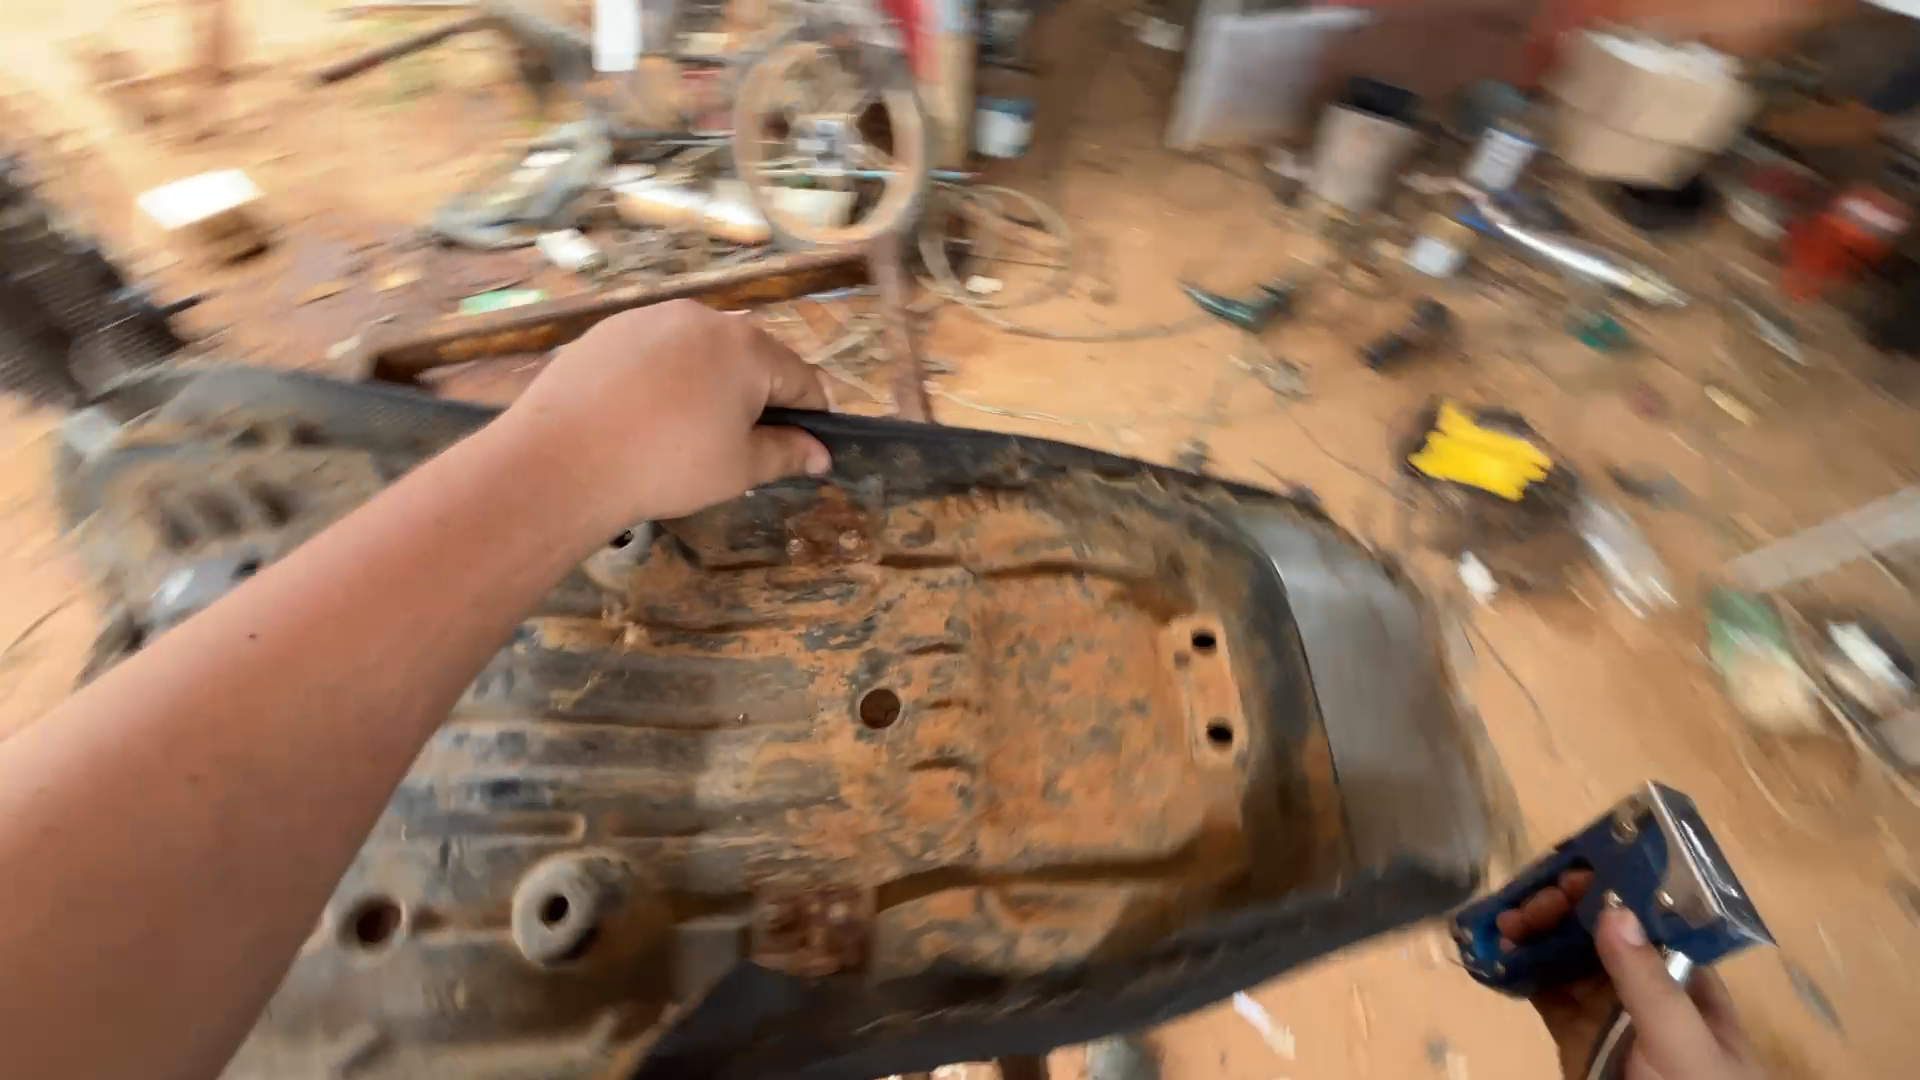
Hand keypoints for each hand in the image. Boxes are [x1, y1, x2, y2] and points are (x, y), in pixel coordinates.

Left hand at [495, 301, 831, 526]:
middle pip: (755, 358)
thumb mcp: (741, 468)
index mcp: (748, 348)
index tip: (805, 447)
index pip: (802, 379)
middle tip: (744, 443)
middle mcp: (706, 318)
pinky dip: (671, 375)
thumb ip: (789, 453)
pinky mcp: (612, 328)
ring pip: (706, 350)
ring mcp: (654, 317)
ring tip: (692, 429)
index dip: (812, 416)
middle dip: (761, 397)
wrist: (563, 460)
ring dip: (716, 383)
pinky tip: (650, 413)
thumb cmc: (669, 465)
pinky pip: (662, 349)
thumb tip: (822, 456)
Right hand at [1499, 871, 1763, 1079]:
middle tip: (1524, 908)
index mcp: (1684, 984)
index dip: (1605, 893)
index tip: (1567, 875)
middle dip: (1555, 910)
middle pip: (1592, 930)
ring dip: (1528, 930)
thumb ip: (1648, 983)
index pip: (1644, 921)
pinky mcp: (1570, 1029)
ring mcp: (1603, 1009)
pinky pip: (1537, 984)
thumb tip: (1613, 908)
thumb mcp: (1683, 1047)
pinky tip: (1495, 950)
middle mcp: (1642, 988)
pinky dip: (1513, 963)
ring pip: (1559, 951)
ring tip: (1502, 927)